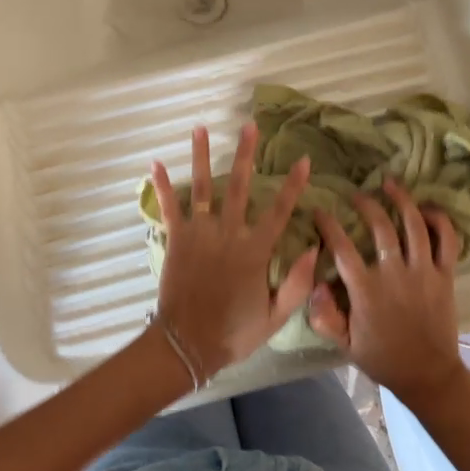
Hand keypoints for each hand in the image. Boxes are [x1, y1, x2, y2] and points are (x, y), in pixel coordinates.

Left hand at [150, 123, 317, 381]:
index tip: (302, 159)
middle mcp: (229, 233)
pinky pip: (169, 207)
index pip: (280, 211)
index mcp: (255, 250)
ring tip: (200, 128)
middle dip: (246, 154)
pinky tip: (156, 163)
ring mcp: (200, 233)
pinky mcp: (176, 240)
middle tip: (249, 126)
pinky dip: (163, 185)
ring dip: (201, 156)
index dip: (293, 185)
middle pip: (240, 186)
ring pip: (203, 187)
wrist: (188, 344)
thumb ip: (297, 283)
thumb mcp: (276, 316)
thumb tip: (313, 247)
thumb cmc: (235, 332)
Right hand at [309, 178, 468, 408]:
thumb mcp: (344, 344)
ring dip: (402, 200)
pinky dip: (439, 220)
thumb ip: (324, 316)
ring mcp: (424, 272)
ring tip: (390, 184)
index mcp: (367, 291)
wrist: (428, 375)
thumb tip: (314, 284)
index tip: (320, 211)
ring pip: (414, 225)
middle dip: (365, 204)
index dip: (328, 225)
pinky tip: (427, 209)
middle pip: (380, 227)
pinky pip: (447, 240)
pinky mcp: (446, 276)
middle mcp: (395, 274)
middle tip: (356, 195)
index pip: (342, 248)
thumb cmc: (383, 358)